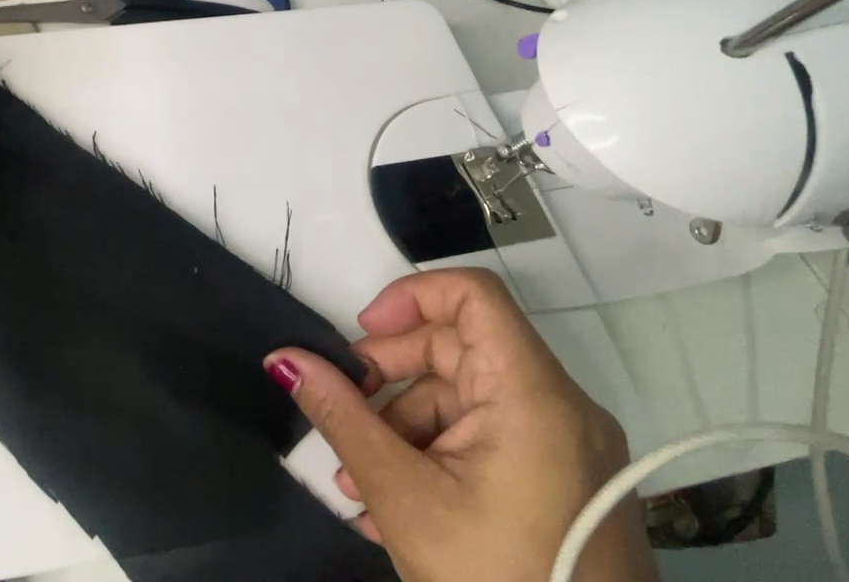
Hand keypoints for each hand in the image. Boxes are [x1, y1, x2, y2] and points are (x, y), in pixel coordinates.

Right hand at [266, 269, 656, 581]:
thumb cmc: (496, 581)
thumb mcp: (402, 495)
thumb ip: (339, 416)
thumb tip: (282, 359)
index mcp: (532, 395)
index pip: (472, 294)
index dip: (409, 297)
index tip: (360, 335)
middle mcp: (559, 407)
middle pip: (459, 347)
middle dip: (388, 375)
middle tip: (342, 412)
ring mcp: (566, 448)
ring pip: (465, 400)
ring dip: (402, 427)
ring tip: (358, 488)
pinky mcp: (564, 484)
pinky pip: (488, 440)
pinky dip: (436, 454)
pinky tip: (393, 505)